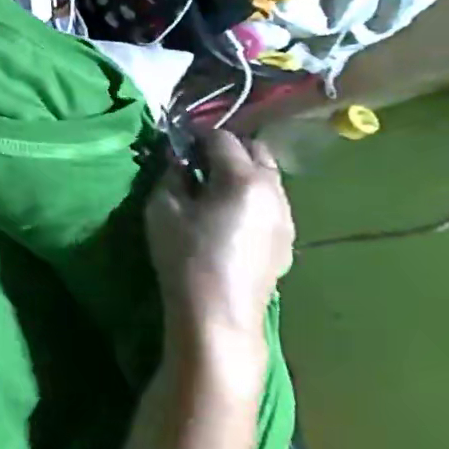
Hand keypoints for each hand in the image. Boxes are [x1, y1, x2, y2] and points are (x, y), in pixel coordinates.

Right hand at [145, 130, 293, 341]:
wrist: (218, 313)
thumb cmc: (185, 256)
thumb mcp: (162, 208)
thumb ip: (171, 175)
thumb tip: (179, 160)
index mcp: (243, 178)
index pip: (222, 138)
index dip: (197, 136)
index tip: (178, 143)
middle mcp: (274, 190)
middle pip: (256, 150)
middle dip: (227, 149)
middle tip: (197, 162)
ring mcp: (286, 216)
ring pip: (267, 177)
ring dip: (242, 172)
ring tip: (213, 190)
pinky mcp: (287, 240)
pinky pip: (271, 203)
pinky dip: (251, 197)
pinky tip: (229, 217)